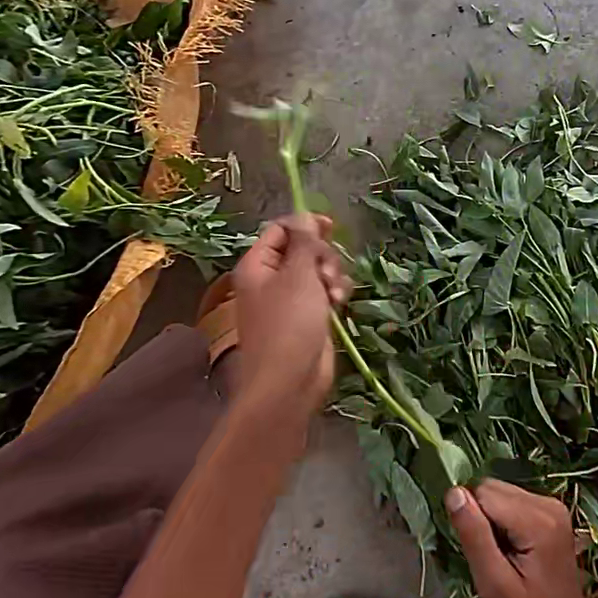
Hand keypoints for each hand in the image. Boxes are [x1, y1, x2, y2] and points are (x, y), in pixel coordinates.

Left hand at [229, 214, 350, 418]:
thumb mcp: (298, 275)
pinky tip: (340, 305)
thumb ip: (304, 241)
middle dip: (323, 257)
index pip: (280, 230)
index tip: (329, 228)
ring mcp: (290, 299)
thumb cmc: (289, 324)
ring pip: (318, 271)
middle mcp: (271, 279)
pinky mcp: (309, 317)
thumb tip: (305, 215)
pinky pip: (325, 292)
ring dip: (333, 276)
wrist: (289, 382)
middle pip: (303, 249)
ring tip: (335, 295)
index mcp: (258, 265)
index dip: (305, 225)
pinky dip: (335, 294)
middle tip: (327, 274)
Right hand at [446, 480, 597, 597]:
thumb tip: (453, 492)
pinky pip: (511, 504)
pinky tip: (511, 555)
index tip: (479, 557)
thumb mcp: (494, 586)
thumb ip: (474, 534)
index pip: (483, 493)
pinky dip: (502, 525)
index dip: (471, 522)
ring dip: (490, 523)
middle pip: (492, 489)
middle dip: (481, 519)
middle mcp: (549, 504)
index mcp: (538, 519)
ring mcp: (553, 508)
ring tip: (501, 560)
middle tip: (489, 562)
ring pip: (499, 494)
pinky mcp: (551, 516)